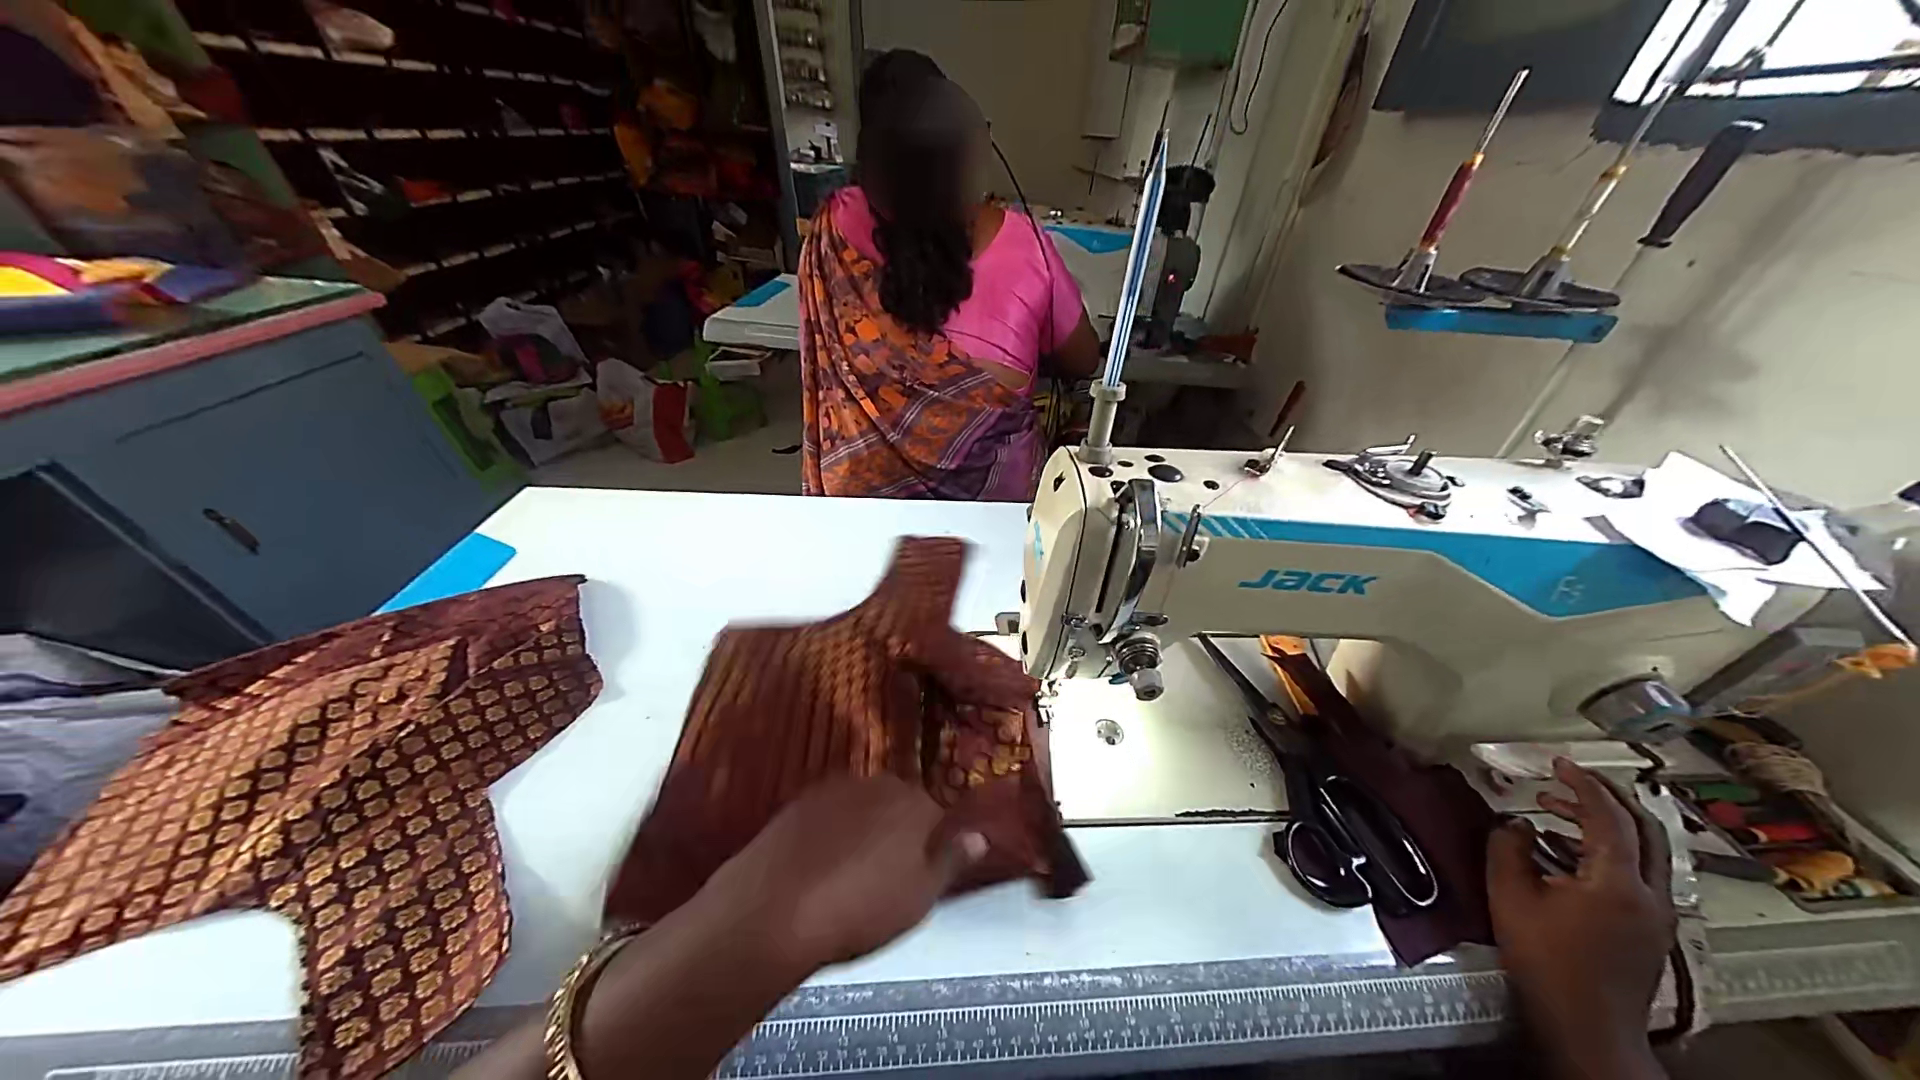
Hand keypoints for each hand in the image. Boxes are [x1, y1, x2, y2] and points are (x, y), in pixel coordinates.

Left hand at [695, 774, 988, 971]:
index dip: (929, 850)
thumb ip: (952, 860)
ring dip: (861, 831)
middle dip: (896, 834)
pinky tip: (817, 865)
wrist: (774, 909)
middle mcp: (880, 784)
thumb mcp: (920, 897)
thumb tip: (980, 835)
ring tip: (846, 876)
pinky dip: (829, 832)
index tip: (915, 878)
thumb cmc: (860, 910)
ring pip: (862, 808)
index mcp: (916, 804)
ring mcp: (836, 788)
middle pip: (898, 806)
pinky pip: (829, 813)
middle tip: (882, 880)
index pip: (937, 819)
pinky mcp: (800, 800)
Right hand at [1487, 759, 1674, 1077]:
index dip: (1583, 785)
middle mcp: (1651, 894)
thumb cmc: (1544, 958)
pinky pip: (1637, 873)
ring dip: (1605, 824)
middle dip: (1607, 798)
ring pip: (1645, 852)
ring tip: (1556, 811)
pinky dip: (1607, 849)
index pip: (1609, 818)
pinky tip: (1566, 851)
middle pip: (1645, 830)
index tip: (1559, 763)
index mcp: (1618, 883)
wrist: (1584, 1023)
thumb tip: (1516, 823)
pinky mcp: (1649, 928)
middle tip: (1570, 778)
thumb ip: (1509, 848)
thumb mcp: (1510, 895)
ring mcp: (1657, 914)